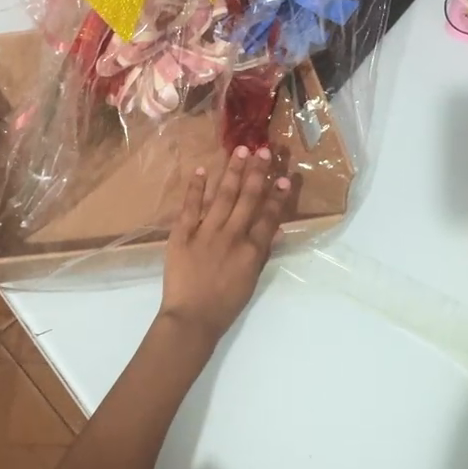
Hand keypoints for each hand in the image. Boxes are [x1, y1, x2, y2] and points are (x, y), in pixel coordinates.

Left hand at [161, 146, 289, 341]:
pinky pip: (190, 206)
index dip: (278, 196)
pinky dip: (196, 188)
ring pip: (222, 196)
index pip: (268, 217)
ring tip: (239, 150)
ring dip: (232, 171)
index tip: (284, 177)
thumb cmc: (225, 304)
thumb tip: (275, 229)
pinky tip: (201, 170)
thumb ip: (262, 253)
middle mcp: (231, 236)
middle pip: (247, 198)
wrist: (192, 317)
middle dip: (256, 172)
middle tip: (263, 150)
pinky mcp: (182, 234)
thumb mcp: (252, 280)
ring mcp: (206, 232)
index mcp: (251, 250)